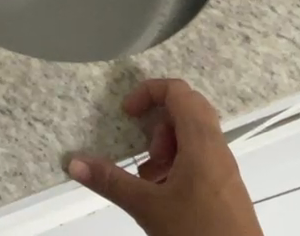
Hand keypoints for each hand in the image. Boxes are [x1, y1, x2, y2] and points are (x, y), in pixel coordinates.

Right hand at [67, 79, 262, 235]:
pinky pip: (200, 158)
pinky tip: (163, 195)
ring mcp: (224, 170)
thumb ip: (110, 182)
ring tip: (150, 178)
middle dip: (159, 121)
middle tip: (144, 149)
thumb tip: (72, 162)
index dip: (149, 92)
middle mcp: (217, 150)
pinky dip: (178, 164)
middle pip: (188, 109)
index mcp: (201, 144)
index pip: (178, 92)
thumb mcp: (148, 208)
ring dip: (167, 146)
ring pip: (194, 136)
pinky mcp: (226, 190)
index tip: (128, 114)